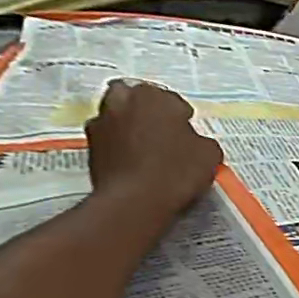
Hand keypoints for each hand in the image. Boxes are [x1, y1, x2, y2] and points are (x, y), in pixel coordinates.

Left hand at [85, 79, 223, 215]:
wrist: (134, 202)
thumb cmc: (175, 172)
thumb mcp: (209, 156)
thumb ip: (203, 142)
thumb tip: (197, 143)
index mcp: (155, 95)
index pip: (173, 102)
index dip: (181, 120)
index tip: (186, 137)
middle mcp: (124, 99)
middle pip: (137, 100)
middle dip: (148, 112)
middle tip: (161, 136)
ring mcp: (102, 121)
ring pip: (118, 117)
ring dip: (128, 127)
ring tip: (143, 152)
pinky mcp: (90, 146)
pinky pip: (108, 141)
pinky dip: (116, 148)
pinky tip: (129, 165)